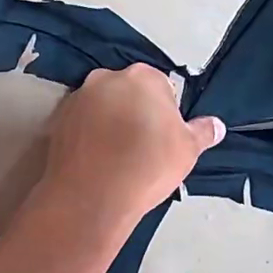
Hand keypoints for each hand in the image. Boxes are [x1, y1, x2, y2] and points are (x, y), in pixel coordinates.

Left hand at [35, 64, 224, 228]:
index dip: (165, 113)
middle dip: (135, 112)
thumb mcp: (188, 150)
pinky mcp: (56, 120)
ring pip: (101, 107)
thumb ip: (202, 132)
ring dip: (109, 123)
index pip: (162, 87)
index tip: (164, 138)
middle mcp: (106, 78)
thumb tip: (216, 125)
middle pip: (128, 92)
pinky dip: (87, 136)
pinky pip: (79, 124)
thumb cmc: (148, 166)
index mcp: (142, 77)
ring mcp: (78, 98)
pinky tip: (96, 161)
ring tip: (116, 158)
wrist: (92, 196)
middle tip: (141, 147)